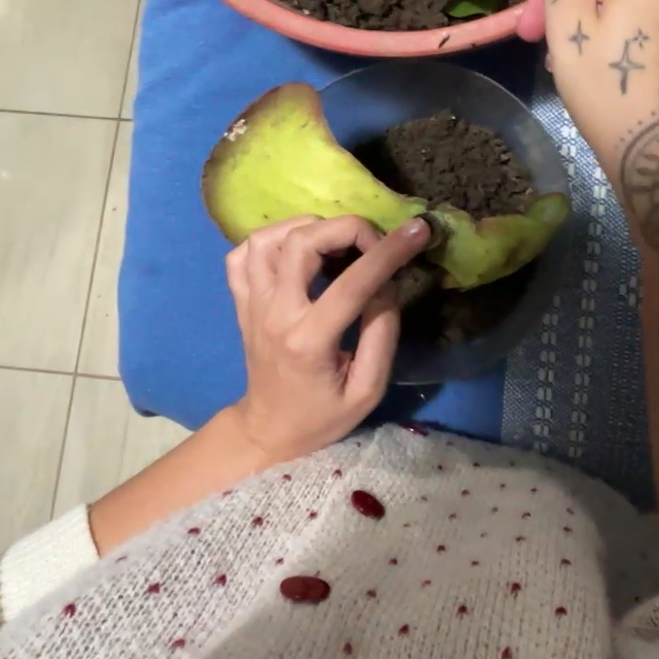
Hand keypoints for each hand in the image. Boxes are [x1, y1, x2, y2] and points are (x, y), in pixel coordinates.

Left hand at [225, 214, 431, 463]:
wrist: (269, 431)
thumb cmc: (323, 416)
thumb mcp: (368, 390)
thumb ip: (382, 335)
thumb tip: (387, 284)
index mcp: (309, 341)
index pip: (352, 283)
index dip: (388, 251)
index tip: (417, 230)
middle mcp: (274, 314)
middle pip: (301, 243)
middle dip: (346, 228)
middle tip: (372, 243)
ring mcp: (251, 304)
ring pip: (267, 239)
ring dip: (307, 228)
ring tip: (336, 243)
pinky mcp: (241, 301)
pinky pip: (243, 253)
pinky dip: (272, 240)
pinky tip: (297, 252)